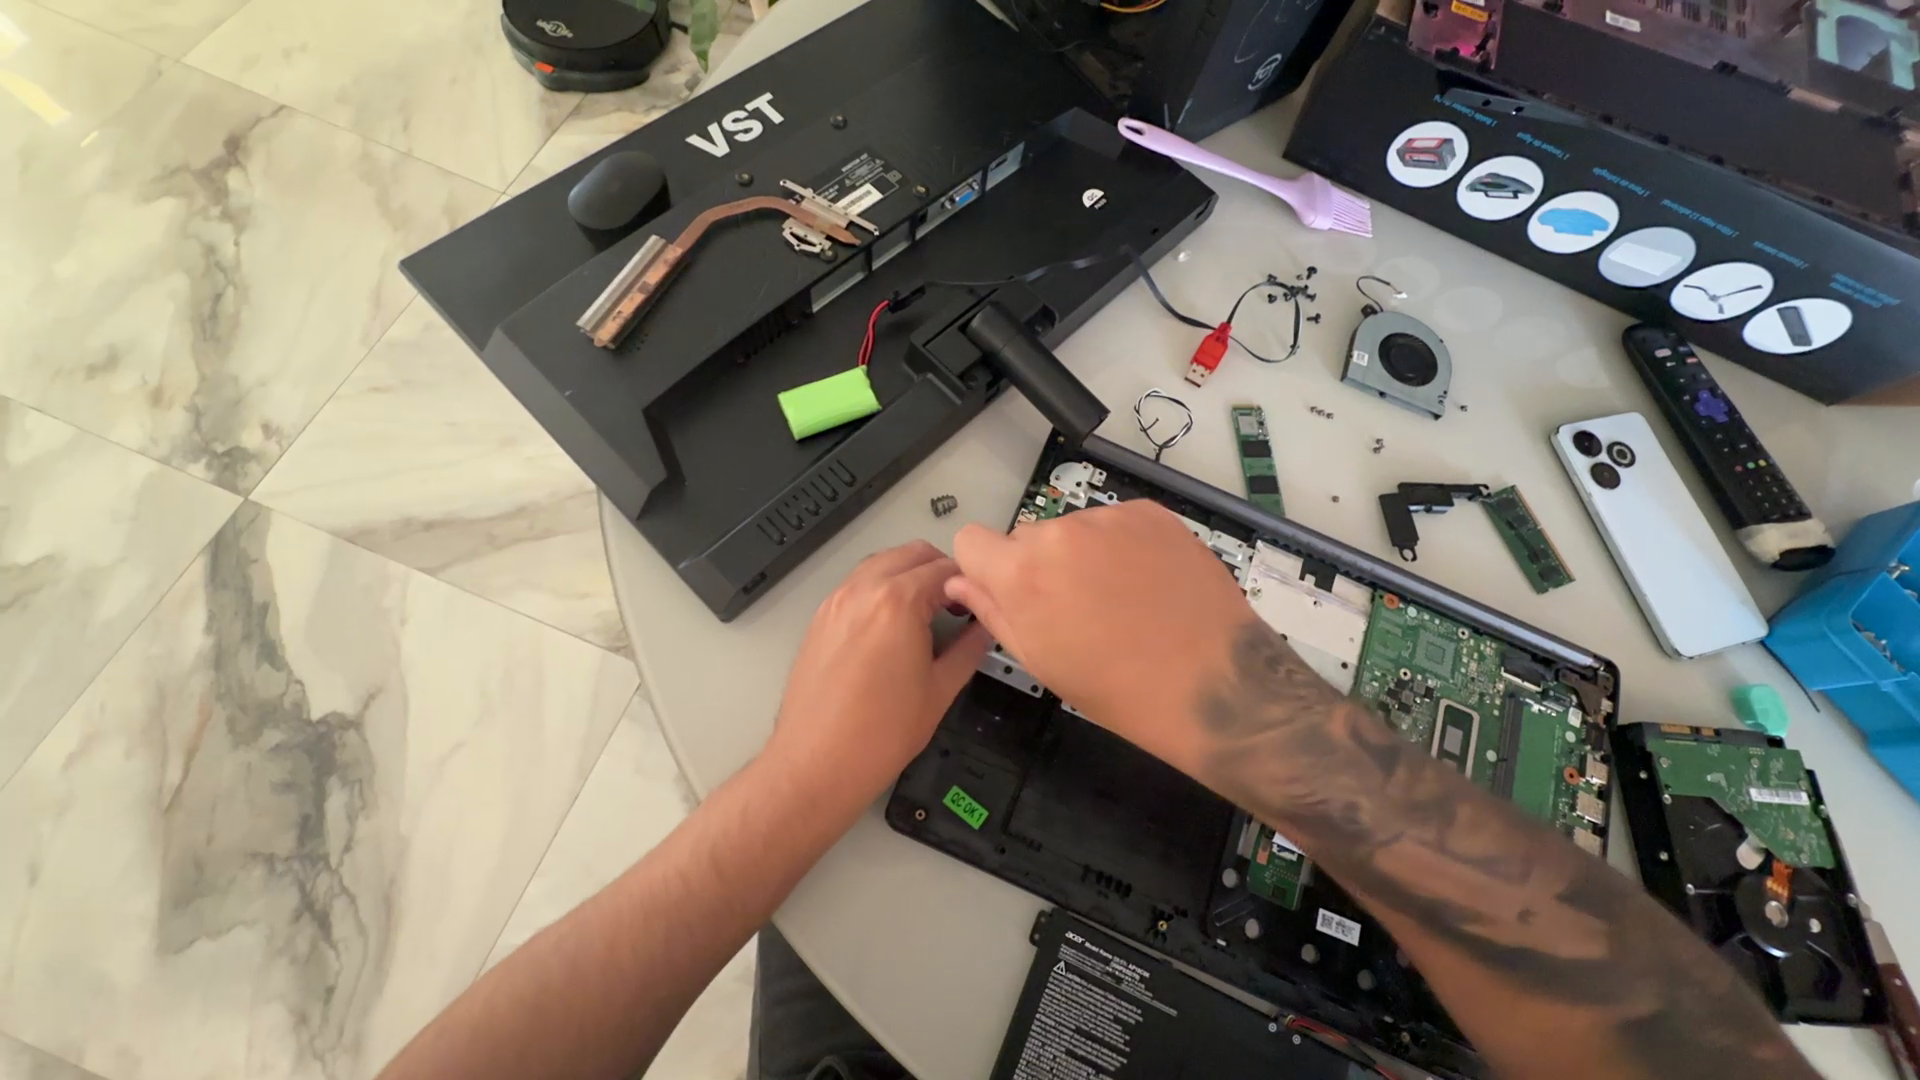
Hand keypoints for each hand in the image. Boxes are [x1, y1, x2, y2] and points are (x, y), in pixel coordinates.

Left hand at [766, 541, 991, 800]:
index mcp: (897, 603)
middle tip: (957, 605)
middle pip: (911, 554)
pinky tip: (894, 626)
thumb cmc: (878, 735)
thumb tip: (985, 630)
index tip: (980, 601)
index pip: (945, 569)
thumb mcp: (940, 690)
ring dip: (908, 576)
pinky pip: (857, 586)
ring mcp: (836, 603)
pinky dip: (880, 590)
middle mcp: (862, 592)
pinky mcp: (820, 619)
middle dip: (940, 571)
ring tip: (927, 614)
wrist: (817, 764)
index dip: (970, 583)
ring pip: (881, 565)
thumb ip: (969, 649)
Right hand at [945, 501, 1255, 769]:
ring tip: (1118, 600)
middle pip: (1026, 537)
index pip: (971, 540)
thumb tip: (964, 584)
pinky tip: (1145, 584)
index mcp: (1023, 573)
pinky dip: (1120, 546)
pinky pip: (1114, 523)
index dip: (984, 568)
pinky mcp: (1151, 514)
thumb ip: (994, 612)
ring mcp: (1110, 519)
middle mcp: (1061, 533)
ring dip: (1081, 556)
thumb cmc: (1120, 689)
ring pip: (1072, 530)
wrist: (1214, 685)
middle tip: (1073, 609)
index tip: (1006, 591)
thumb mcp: (1042, 661)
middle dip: (1038, 566)